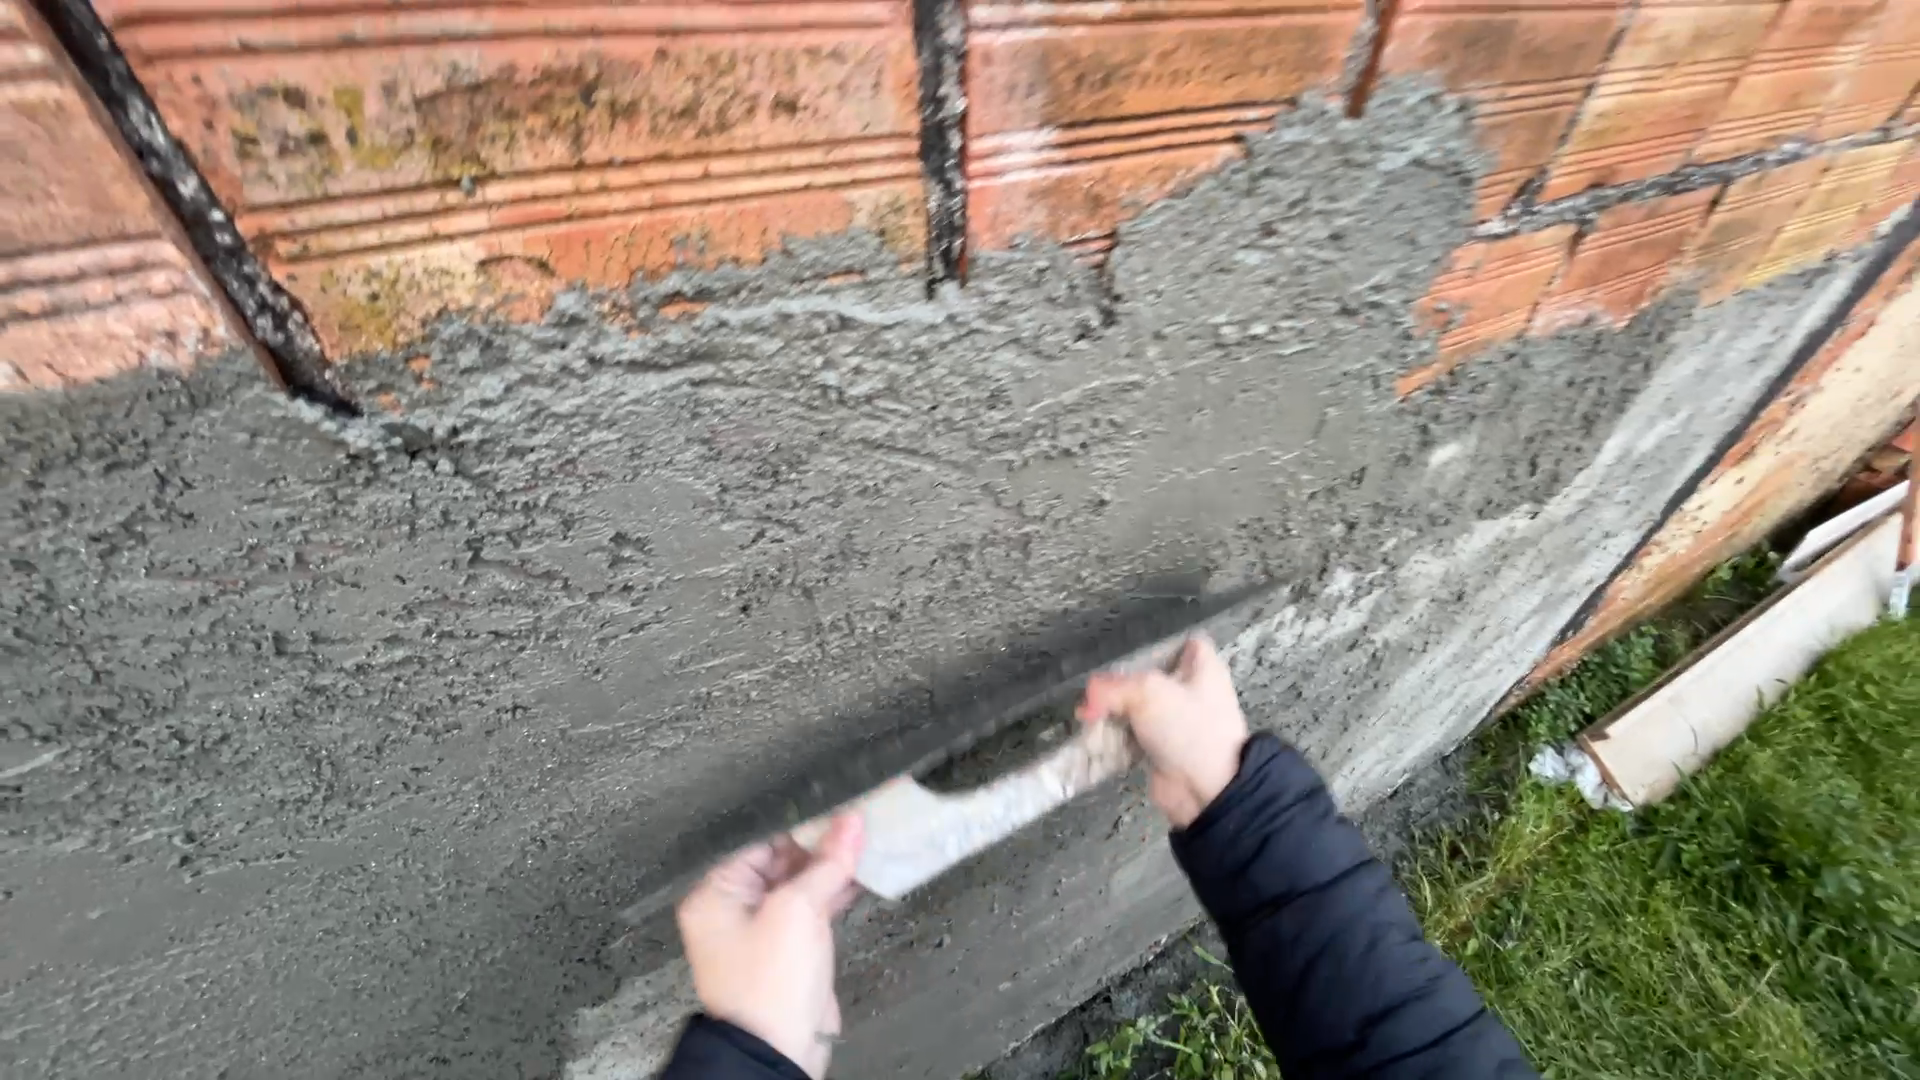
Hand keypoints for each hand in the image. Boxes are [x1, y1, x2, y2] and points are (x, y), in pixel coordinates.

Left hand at [677, 813, 865, 1078]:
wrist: (778, 1055)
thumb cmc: (768, 985)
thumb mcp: (798, 909)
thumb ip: (827, 862)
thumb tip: (850, 823)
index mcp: (717, 894)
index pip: (760, 840)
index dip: (798, 824)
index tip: (832, 807)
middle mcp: (735, 907)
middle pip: (781, 859)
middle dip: (819, 842)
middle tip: (854, 820)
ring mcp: (764, 928)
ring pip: (802, 881)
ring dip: (832, 865)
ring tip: (864, 839)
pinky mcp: (790, 946)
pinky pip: (813, 906)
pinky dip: (836, 890)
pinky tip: (862, 872)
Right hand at [1078, 635, 1248, 828]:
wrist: (1207, 791)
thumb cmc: (1190, 730)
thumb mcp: (1148, 692)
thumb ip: (1110, 688)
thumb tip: (1087, 701)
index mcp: (1201, 667)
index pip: (1181, 642)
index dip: (1156, 643)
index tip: (1127, 650)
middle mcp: (1190, 690)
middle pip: (1147, 675)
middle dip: (1120, 683)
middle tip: (1097, 689)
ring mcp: (1175, 721)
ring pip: (1135, 705)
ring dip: (1112, 711)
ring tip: (1089, 715)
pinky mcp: (1160, 747)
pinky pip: (1131, 734)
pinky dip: (1114, 735)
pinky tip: (1094, 736)